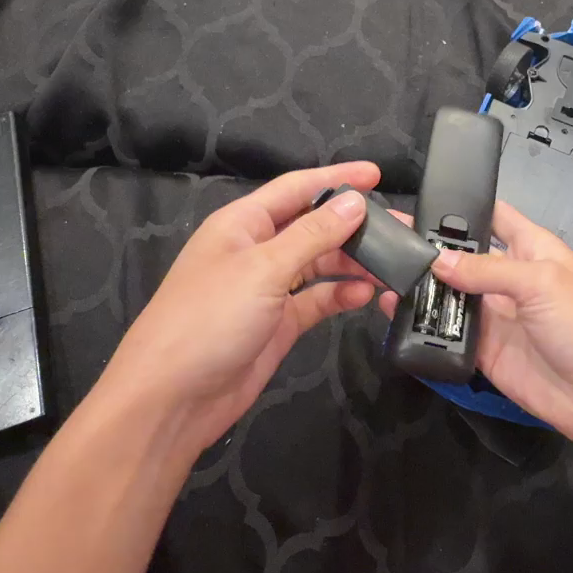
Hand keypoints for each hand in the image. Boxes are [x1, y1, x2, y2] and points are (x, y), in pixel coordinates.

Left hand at [95, 162, 380, 451]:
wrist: (171, 398)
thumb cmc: (208, 319)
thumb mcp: (263, 269)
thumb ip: (313, 235)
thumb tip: (354, 202)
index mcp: (243, 224)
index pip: (296, 189)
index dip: (336, 178)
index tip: (376, 175)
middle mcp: (257, 250)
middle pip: (313, 226)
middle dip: (354, 226)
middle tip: (402, 228)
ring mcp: (267, 289)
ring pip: (320, 264)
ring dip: (354, 262)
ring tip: (395, 264)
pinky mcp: (278, 324)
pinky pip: (317, 299)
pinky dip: (341, 295)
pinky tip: (367, 294)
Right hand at [379, 201, 572, 441]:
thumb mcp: (542, 282)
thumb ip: (487, 270)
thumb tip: (437, 262)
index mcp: (532, 249)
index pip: (495, 216)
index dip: (464, 205)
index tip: (422, 197)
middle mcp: (510, 277)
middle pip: (463, 256)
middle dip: (430, 247)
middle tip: (386, 237)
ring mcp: (495, 315)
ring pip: (449, 293)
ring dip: (420, 284)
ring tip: (379, 270)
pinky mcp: (483, 350)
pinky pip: (447, 332)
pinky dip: (421, 322)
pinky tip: (391, 309)